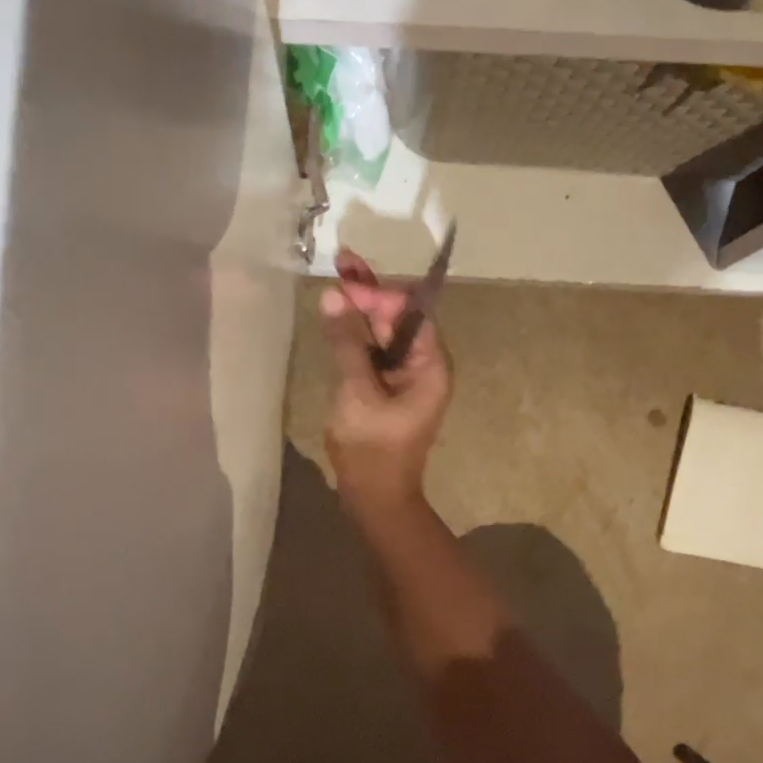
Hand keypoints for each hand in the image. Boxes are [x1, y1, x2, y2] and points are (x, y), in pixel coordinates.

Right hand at [322, 248, 452, 517]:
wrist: (375, 500)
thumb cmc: (373, 450)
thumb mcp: (358, 393)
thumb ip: (346, 344)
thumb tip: (333, 296)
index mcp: (430, 367)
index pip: (410, 313)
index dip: (380, 292)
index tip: (346, 279)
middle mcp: (422, 369)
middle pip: (397, 320)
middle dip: (369, 294)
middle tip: (339, 262)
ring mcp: (403, 382)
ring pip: (382, 337)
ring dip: (359, 313)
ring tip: (333, 284)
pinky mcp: (385, 394)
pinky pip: (372, 357)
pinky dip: (355, 340)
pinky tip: (335, 322)